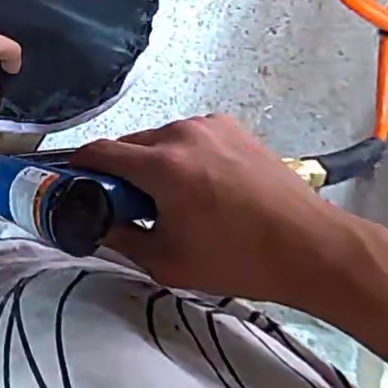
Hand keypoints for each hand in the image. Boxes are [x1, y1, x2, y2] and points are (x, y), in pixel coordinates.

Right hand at [71, 115, 370, 309]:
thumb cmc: (241, 259)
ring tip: (170, 196)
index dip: (79, 165)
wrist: (312, 247)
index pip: (99, 151)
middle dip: (120, 170)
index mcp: (163, 166)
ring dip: (151, 162)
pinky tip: (199, 184)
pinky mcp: (230, 127)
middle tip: (128, 203)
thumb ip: (122, 239)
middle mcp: (182, 135)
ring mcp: (209, 126)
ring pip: (157, 139)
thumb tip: (98, 225)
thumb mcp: (169, 261)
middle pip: (128, 144)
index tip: (74, 179)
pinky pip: (187, 136)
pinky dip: (181, 155)